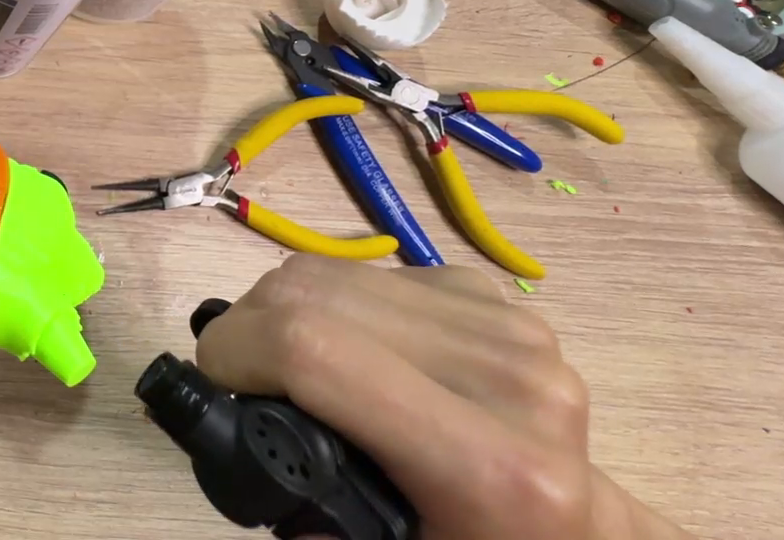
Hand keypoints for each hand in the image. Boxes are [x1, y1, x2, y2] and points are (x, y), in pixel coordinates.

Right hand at [196, 257, 694, 539]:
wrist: (581, 538)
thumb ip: (285, 493)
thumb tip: (203, 415)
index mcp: (495, 470)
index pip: (309, 350)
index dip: (231, 350)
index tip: (210, 381)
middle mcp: (513, 381)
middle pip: (307, 294)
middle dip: (243, 325)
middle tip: (238, 373)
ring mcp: (511, 329)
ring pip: (325, 271)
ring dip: (278, 307)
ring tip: (285, 360)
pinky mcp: (496, 297)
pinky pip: (363, 271)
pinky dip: (326, 300)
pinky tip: (347, 345)